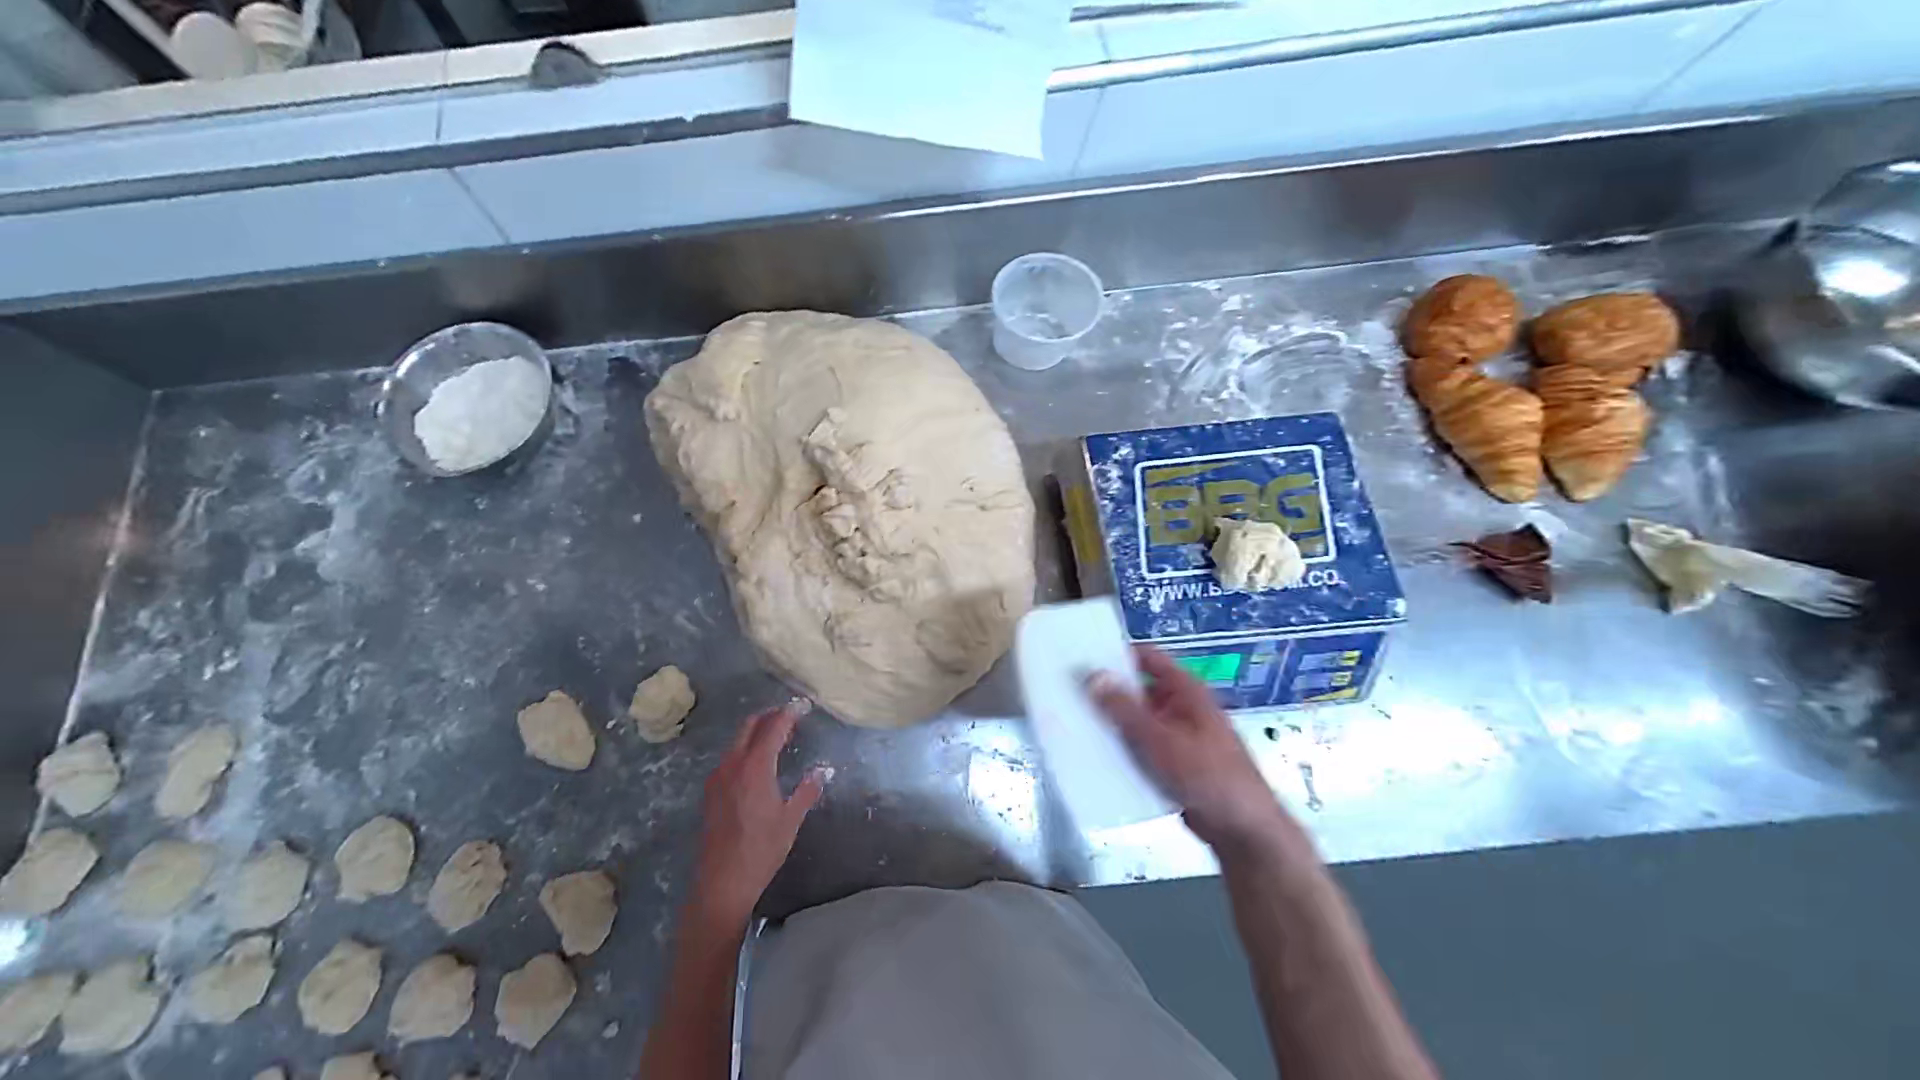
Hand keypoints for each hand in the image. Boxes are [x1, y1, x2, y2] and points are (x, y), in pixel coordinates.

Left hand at [690, 700, 825, 923]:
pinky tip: (758, 763)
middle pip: (749, 726)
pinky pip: (729, 757)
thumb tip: (823, 770)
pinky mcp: (711, 791)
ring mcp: (717, 778)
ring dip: (756, 732)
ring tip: (777, 737)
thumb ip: (807, 790)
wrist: (721, 882)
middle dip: (770, 716)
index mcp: (755, 768)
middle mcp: (732, 765)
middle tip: (790, 715)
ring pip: (737, 741)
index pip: (773, 728)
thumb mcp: (791, 820)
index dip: (789, 713)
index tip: (803, 705)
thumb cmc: (761, 850)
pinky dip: (745, 749)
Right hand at [1087, 647, 1306, 855]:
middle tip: (1068, 694)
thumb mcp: (1161, 740)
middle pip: (1137, 690)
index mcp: (1185, 690)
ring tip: (1074, 724)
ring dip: (1112, 725)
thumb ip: (1124, 709)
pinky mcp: (1172, 764)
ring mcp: (1176, 736)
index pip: (1146, 657)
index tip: (1081, 659)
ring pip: (1136, 721)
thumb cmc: (1208, 777)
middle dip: (1106, 693)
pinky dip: (1122, 750)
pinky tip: (1096, 757)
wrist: (1243, 831)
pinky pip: (1140, 748)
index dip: (1115, 654)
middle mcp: (1180, 707)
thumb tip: (1093, 676)